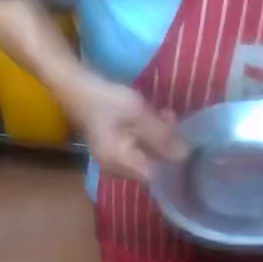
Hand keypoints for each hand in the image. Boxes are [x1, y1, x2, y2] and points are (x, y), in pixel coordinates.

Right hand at [69, 79, 187, 182]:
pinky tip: (155, 116)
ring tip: (166, 114)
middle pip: (151, 165)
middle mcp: (115, 167)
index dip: (173, 164)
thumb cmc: (104, 98)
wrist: (74, 84)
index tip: (188, 147)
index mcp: (119, 163)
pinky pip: (136, 146)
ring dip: (159, 137)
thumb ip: (162, 136)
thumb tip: (186, 156)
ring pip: (145, 154)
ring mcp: (113, 158)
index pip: (155, 177)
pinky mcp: (113, 146)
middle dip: (166, 146)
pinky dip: (148, 134)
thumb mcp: (138, 114)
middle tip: (175, 122)